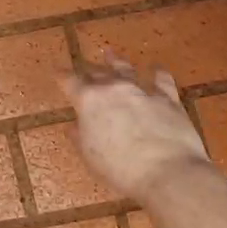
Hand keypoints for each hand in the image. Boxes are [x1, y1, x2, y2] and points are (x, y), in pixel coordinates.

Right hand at [64, 53, 212, 200]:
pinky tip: (157, 69)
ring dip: (116, 62)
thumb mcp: (90, 156)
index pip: (68, 81)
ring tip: (111, 54)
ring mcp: (140, 91)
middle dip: (90, 72)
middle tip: (86, 71)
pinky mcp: (167, 100)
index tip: (57, 72)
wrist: (169, 173)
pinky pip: (162, 81)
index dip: (61, 76)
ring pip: (125, 70)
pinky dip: (158, 74)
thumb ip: (80, 136)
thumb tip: (74, 126)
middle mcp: (112, 88)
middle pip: (97, 73)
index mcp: (88, 100)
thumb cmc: (121, 169)